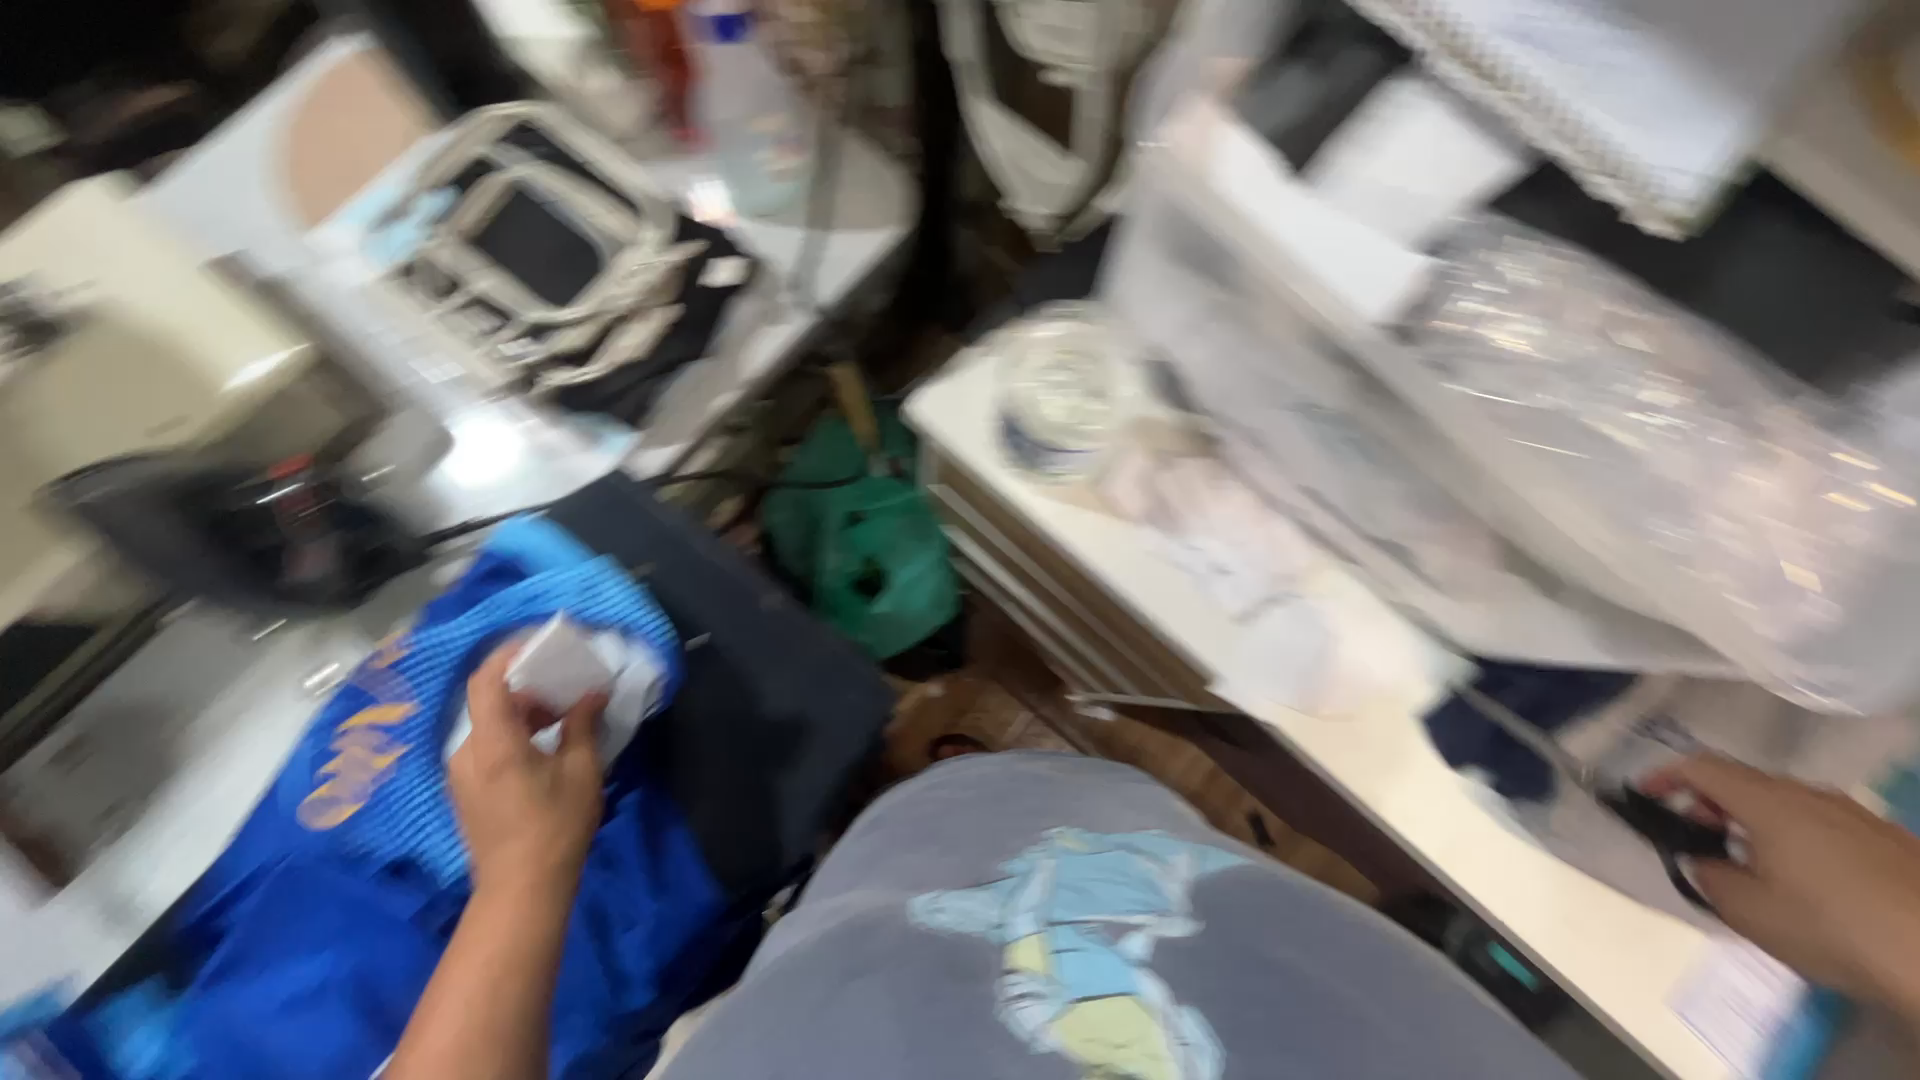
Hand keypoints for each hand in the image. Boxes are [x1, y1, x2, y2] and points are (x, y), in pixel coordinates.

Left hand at [449, 642, 606, 901]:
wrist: (522, 888)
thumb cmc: (556, 825)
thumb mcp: (581, 770)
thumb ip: (582, 725)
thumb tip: (591, 693)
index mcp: (493, 743)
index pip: (486, 681)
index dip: (508, 654)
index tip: (538, 642)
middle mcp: (466, 753)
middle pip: (490, 702)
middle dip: (528, 686)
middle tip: (566, 685)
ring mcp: (462, 774)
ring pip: (490, 725)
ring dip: (524, 713)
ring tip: (564, 718)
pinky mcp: (467, 792)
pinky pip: (488, 746)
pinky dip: (515, 734)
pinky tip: (547, 747)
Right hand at [1642, 756, 1919, 1016]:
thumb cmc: (1833, 928)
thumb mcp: (1745, 909)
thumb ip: (1708, 873)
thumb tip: (1706, 860)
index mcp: (1768, 803)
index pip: (1700, 767)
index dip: (1664, 776)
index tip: (1646, 797)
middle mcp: (1813, 797)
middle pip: (1746, 781)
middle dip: (1711, 800)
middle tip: (1699, 835)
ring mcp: (1863, 818)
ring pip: (1790, 802)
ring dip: (1757, 819)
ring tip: (1754, 861)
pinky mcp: (1898, 845)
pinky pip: (1829, 824)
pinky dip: (1798, 836)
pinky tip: (1811, 880)